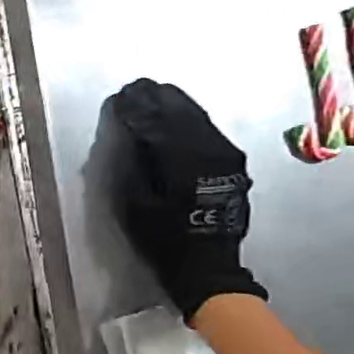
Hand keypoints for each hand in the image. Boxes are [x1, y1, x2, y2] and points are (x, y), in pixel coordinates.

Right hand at [90, 79, 266, 320]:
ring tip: (152, 94)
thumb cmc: (165, 240)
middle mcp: (211, 151)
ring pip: (198, 117)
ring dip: (174, 104)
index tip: (119, 96)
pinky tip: (176, 115)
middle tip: (135, 87)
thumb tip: (129, 134)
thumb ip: (134, 164)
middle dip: (156, 98)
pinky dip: (188, 118)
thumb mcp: (136, 205)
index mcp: (183, 162)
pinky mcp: (233, 162)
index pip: (155, 122)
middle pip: (181, 112)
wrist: (208, 266)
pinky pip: (208, 129)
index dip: (135, 108)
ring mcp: (227, 156)